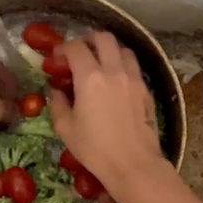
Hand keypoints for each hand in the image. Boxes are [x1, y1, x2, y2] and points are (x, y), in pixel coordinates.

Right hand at [46, 32, 167, 187]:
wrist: (133, 163)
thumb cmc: (95, 148)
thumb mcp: (66, 128)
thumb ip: (57, 104)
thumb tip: (56, 91)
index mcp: (90, 77)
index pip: (76, 48)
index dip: (63, 49)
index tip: (57, 58)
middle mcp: (114, 71)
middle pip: (104, 38)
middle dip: (89, 40)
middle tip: (80, 52)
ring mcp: (133, 79)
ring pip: (123, 50)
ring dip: (110, 50)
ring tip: (101, 63)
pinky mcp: (146, 90)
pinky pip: (134, 67)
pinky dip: (123, 66)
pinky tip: (116, 81)